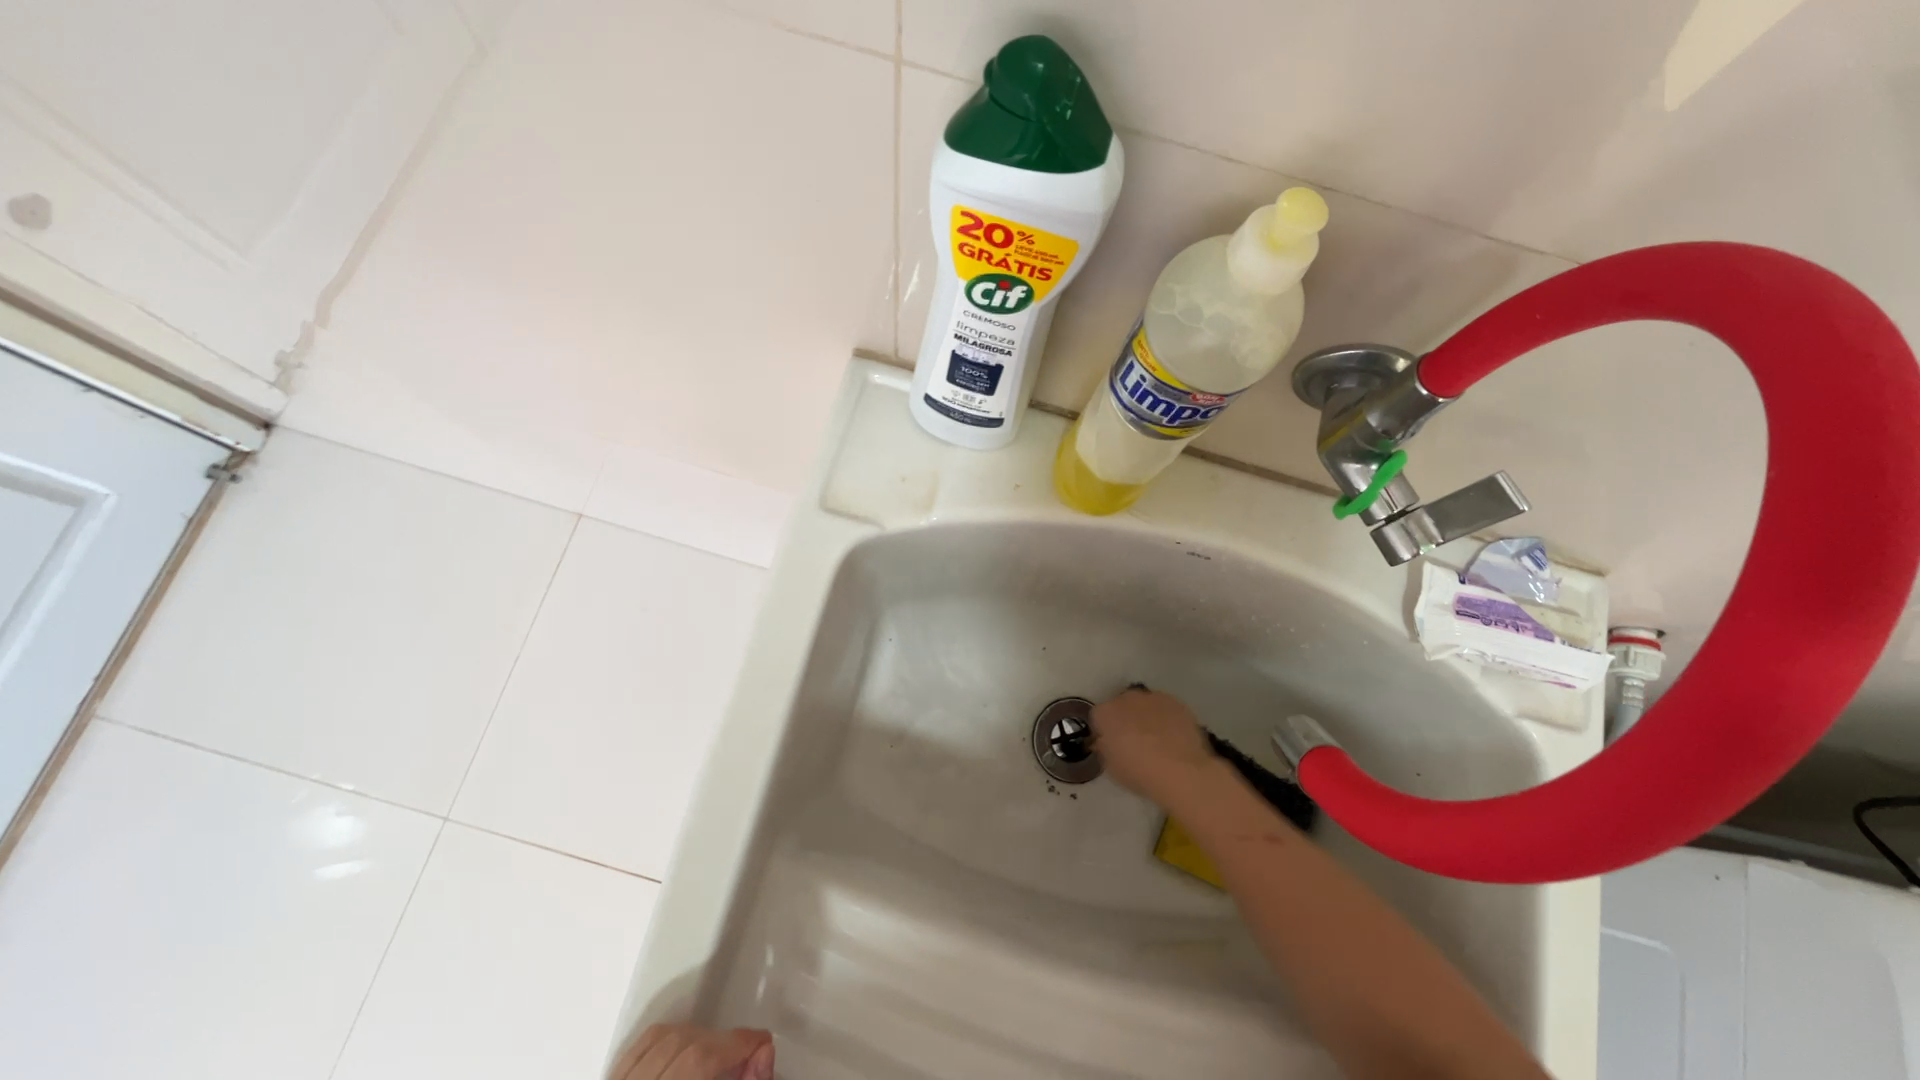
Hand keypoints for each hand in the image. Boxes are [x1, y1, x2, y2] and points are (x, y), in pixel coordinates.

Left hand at [611, 1024, 774, 1079]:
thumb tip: (763, 1053)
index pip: (699, 1060)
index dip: (737, 1044)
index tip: (761, 1043)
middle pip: (679, 1044)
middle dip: (719, 1043)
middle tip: (747, 1053)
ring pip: (655, 1041)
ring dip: (693, 1038)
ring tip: (718, 1055)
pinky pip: (634, 1050)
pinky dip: (663, 1042)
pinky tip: (684, 1050)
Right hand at [1089, 686, 1226, 812]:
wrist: (1180, 771)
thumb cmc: (1138, 772)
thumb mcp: (1110, 767)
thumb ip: (1105, 748)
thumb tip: (1107, 742)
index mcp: (1105, 713)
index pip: (1098, 716)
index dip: (1104, 730)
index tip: (1112, 744)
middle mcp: (1127, 698)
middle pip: (1122, 705)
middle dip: (1125, 719)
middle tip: (1133, 741)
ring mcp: (1154, 698)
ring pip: (1145, 704)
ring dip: (1146, 716)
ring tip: (1157, 740)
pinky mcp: (1177, 702)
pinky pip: (1165, 708)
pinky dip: (1166, 718)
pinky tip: (1173, 737)